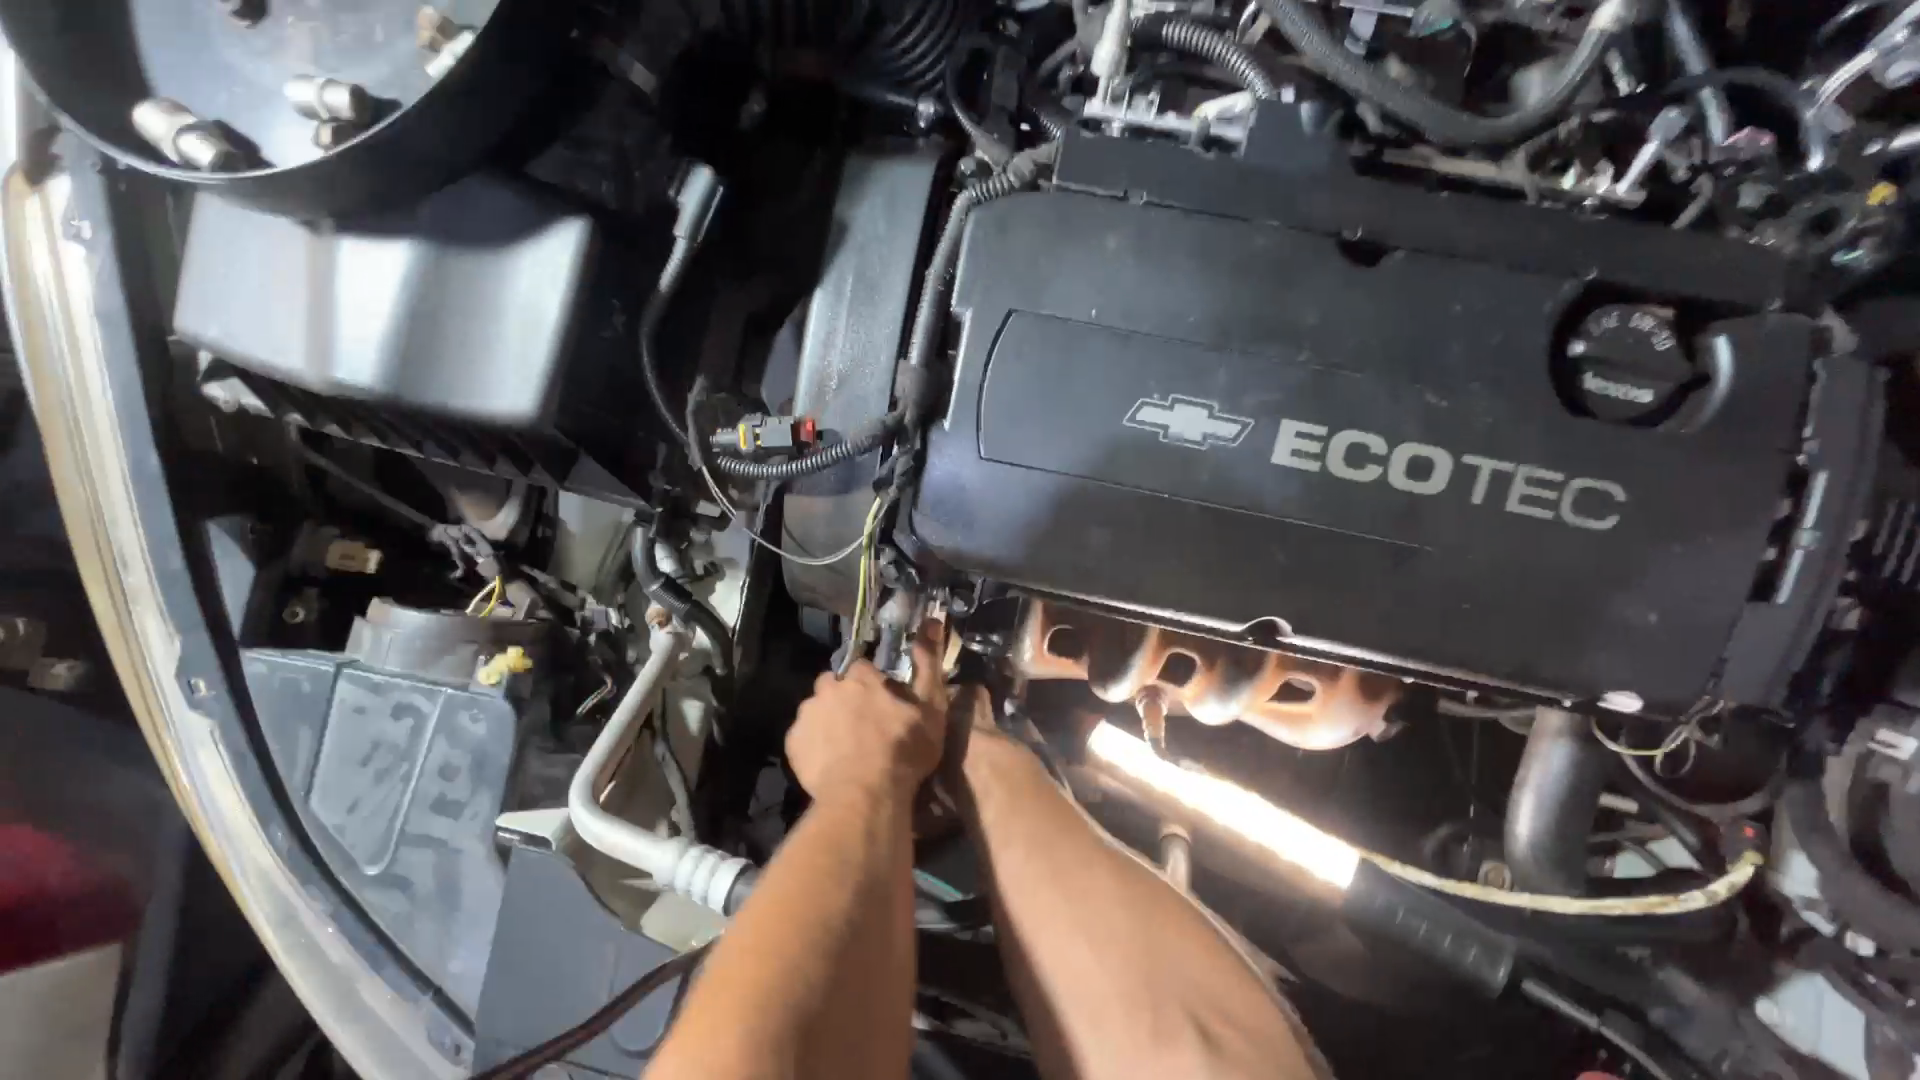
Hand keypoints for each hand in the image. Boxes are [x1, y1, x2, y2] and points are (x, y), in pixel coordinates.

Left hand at [788, 622, 949, 802]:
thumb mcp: (930, 706)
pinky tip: (831, 763)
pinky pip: (804, 738)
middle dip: (845, 699)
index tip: (883, 703)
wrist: (865, 796)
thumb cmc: (903, 750)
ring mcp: (807, 715)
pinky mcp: (793, 743)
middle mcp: (828, 688)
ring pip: (817, 710)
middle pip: (834, 685)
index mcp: (860, 677)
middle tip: (864, 726)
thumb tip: (933, 621)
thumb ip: (929, 663)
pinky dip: (814, 746)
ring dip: (829, 721)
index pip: (862, 668)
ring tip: (847, 748)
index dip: (872, 685)